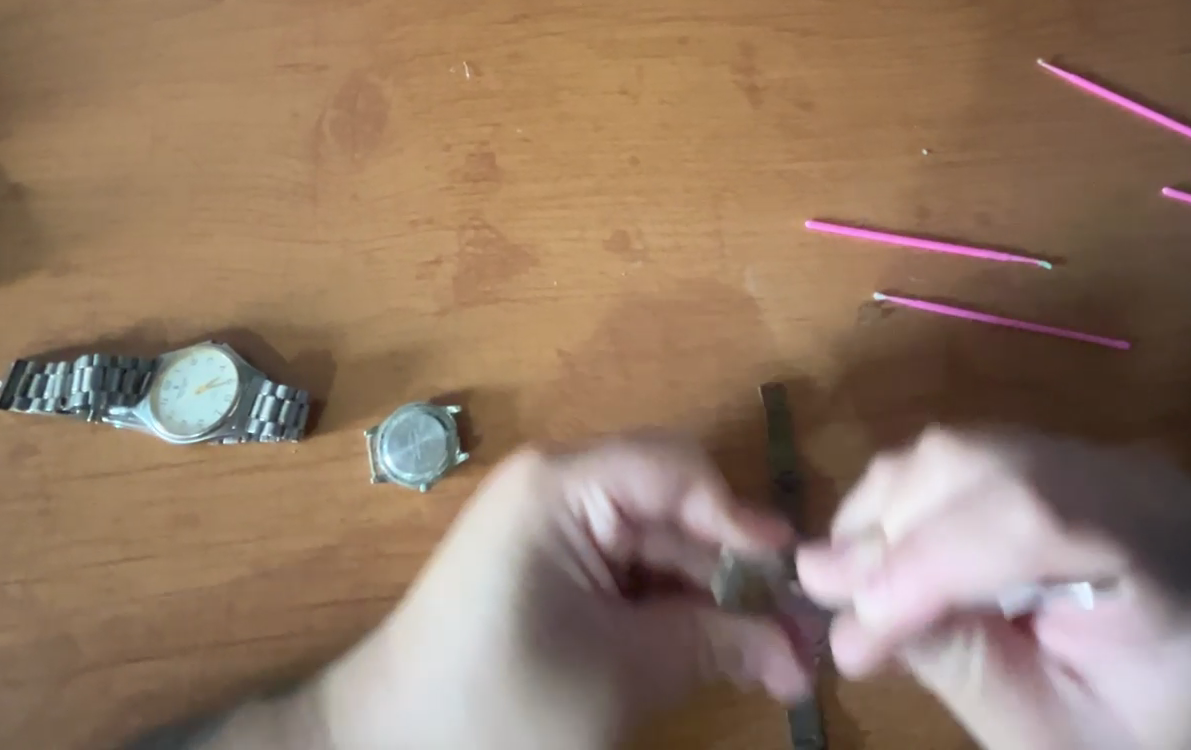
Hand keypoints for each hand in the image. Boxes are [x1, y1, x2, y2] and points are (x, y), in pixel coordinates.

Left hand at [316, 436, 814, 749]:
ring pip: (660, 538)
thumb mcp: (620, 673)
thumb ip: (715, 646)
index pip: (674, 467)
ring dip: (710, 591)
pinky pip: (632, 565)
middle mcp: (562, 484)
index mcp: (563, 483)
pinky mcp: (556, 559)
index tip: (791, 571)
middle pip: (673, 499)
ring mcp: (557, 521)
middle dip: (730, 561)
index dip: (737, 515)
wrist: (389, 745)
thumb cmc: (498, 702)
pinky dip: (673, 603)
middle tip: (792, 624)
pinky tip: (716, 646)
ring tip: (775, 656)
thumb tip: (801, 652)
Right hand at [797, 427, 1190, 749]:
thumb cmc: (1157, 734)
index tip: (856, 619)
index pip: (1032, 516)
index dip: (929, 556)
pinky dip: (896, 502)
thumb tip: (839, 608)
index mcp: (1165, 553)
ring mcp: (1080, 450)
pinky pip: (947, 456)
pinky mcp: (1040, 448)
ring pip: (944, 450)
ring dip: (879, 513)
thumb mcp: (1057, 736)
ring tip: (851, 586)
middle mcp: (1121, 475)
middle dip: (887, 534)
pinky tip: (881, 555)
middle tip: (827, 601)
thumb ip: (958, 665)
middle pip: (972, 464)